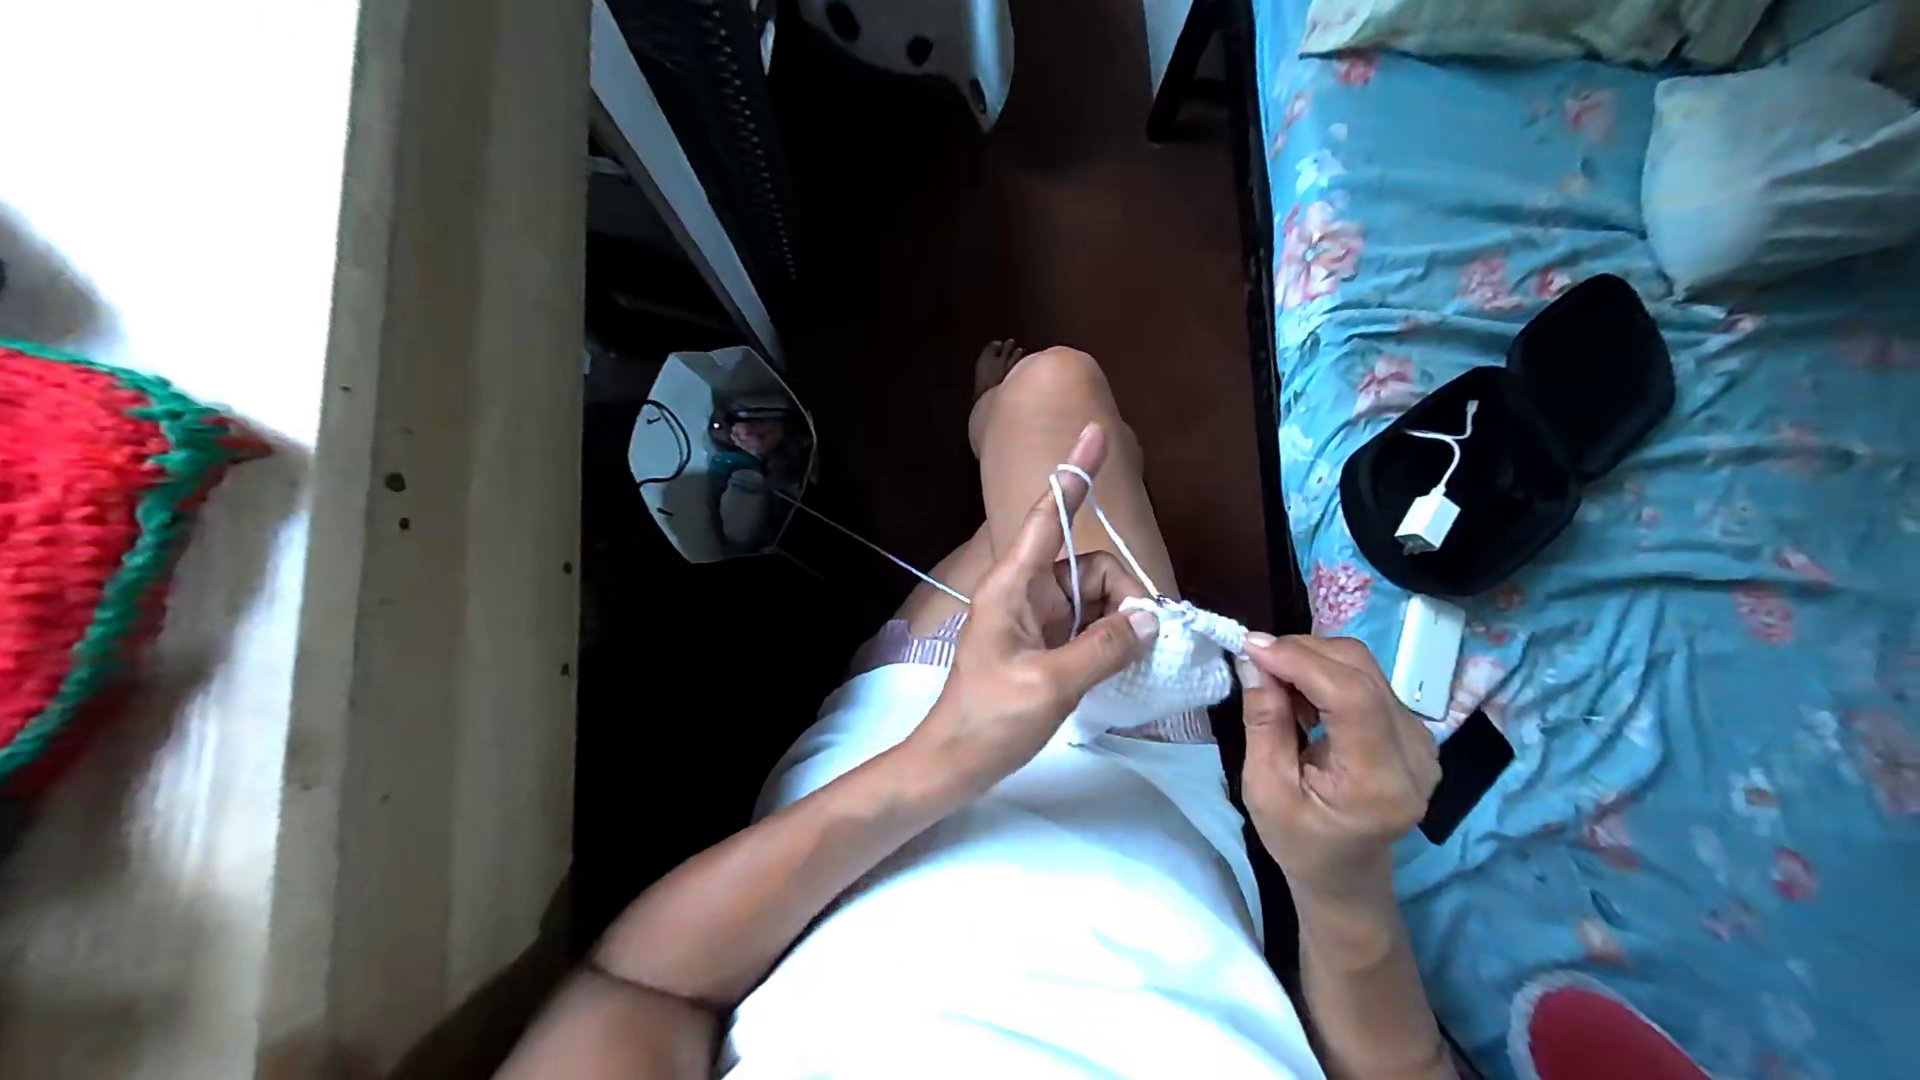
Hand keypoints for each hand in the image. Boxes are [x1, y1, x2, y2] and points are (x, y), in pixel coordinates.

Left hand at [902, 423, 1159, 796]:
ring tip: (1135, 658)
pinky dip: (1109, 637)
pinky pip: (1087, 624)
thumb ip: (1104, 648)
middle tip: (1149, 636)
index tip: (1095, 432)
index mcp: (1013, 585)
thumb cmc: (990, 719)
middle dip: (1124, 593)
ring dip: (1120, 620)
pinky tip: (1123, 663)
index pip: (1046, 515)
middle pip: (1090, 567)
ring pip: (1094, 598)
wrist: (955, 761)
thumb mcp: (1051, 684)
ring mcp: (1035, 618)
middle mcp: (1025, 591)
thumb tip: (1151, 618)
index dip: (1074, 473)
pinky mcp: (1043, 642)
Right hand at [1238, 635, 1439, 901]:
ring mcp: (1420, 739)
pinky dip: (1323, 669)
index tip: (1251, 646)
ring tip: (1272, 676)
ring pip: (1363, 665)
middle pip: (1360, 671)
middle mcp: (1415, 754)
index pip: (1352, 698)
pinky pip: (1365, 677)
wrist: (1345, 870)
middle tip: (1253, 657)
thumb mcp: (1264, 788)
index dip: (1301, 661)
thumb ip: (1264, 723)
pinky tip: (1298, 689)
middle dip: (1301, 651)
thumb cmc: (1298, 839)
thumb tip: (1253, 661)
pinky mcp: (1411, 728)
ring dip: (1310, 657)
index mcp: (1380, 782)